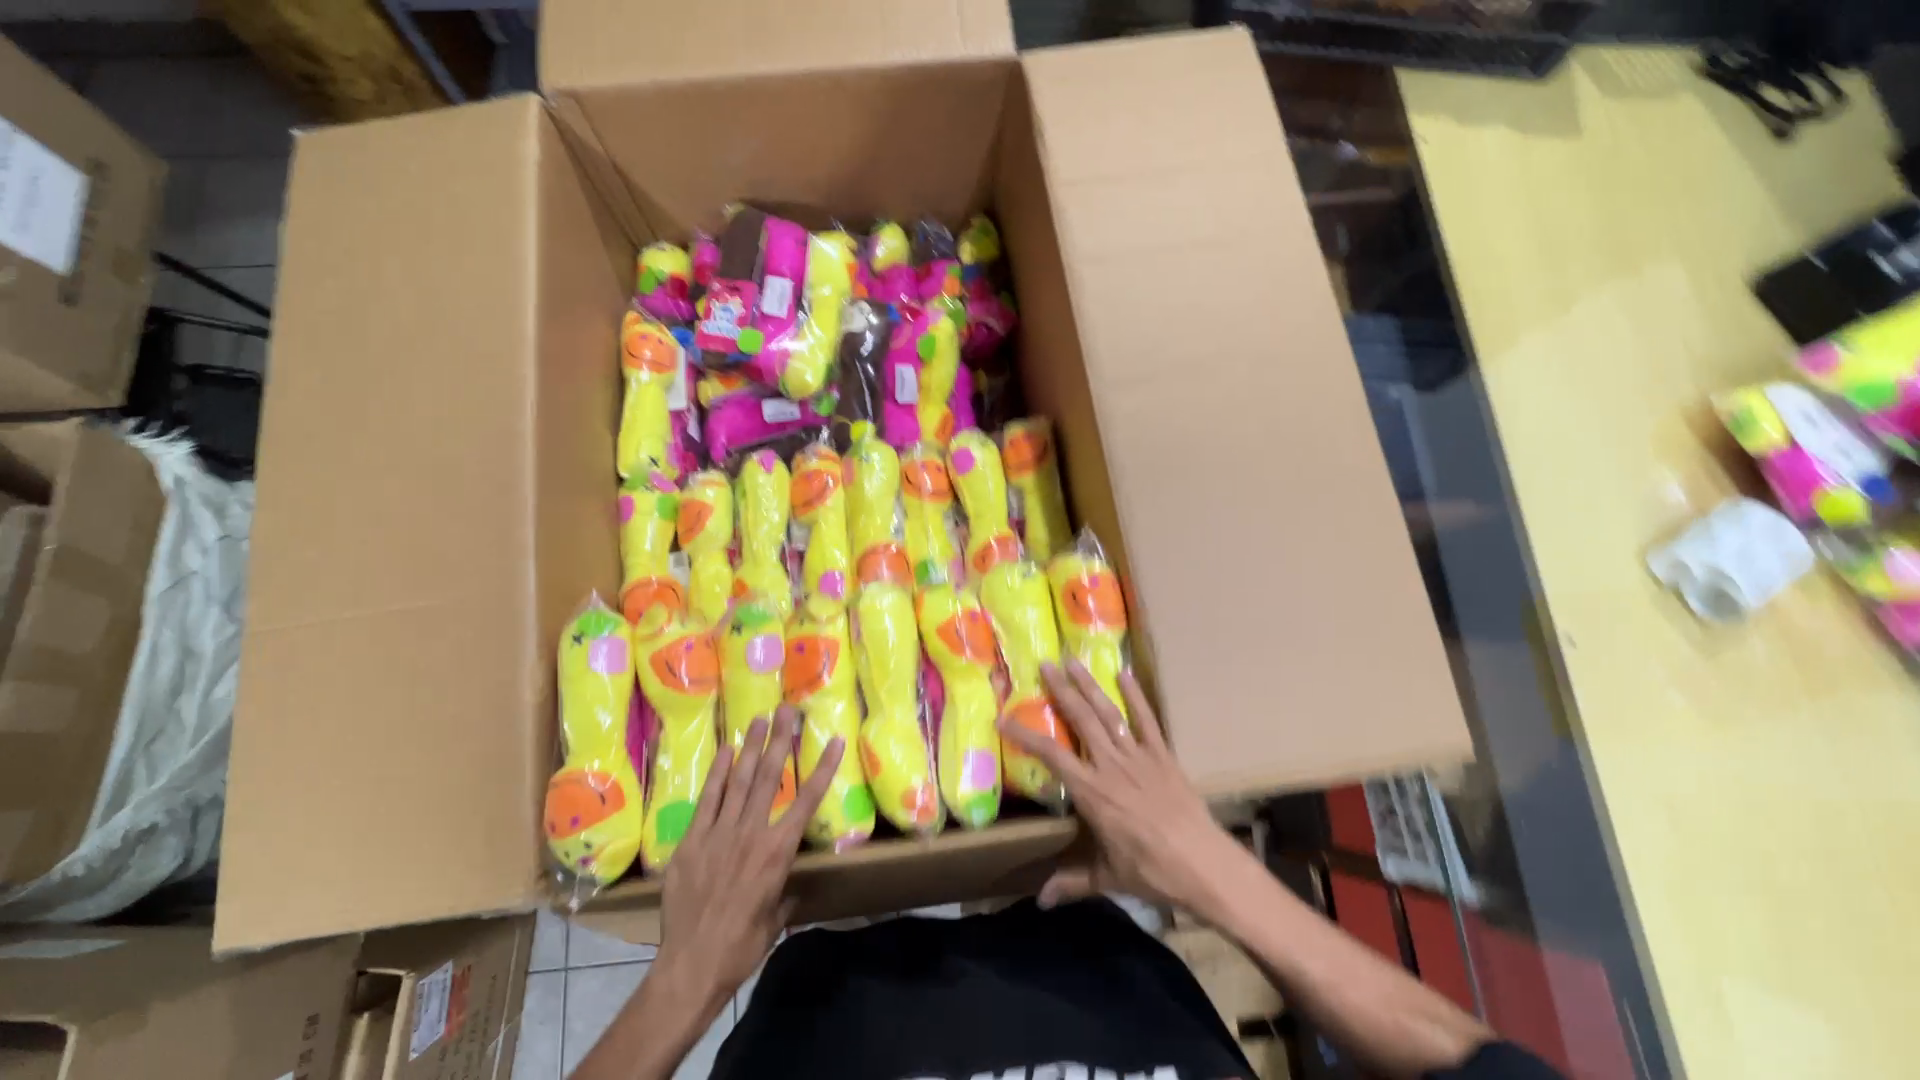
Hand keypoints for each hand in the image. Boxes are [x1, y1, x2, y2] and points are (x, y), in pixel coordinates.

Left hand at [654, 708, 841, 1005]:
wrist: (692, 963)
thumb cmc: (742, 946)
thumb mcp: (775, 919)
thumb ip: (784, 894)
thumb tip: (790, 887)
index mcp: (778, 852)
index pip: (806, 801)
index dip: (822, 769)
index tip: (833, 741)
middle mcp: (751, 833)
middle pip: (769, 779)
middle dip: (780, 741)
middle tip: (787, 711)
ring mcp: (718, 834)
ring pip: (739, 781)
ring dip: (751, 748)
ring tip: (760, 719)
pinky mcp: (691, 841)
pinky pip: (708, 800)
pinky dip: (718, 774)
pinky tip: (727, 752)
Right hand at [998, 662, 1250, 916]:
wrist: (1203, 864)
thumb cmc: (1151, 872)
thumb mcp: (1107, 877)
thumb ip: (1071, 883)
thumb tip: (1041, 901)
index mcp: (1091, 793)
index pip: (1050, 756)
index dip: (1025, 735)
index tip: (1002, 718)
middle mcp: (1111, 766)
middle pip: (1081, 720)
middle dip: (1061, 691)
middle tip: (1044, 664)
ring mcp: (1139, 757)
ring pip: (1109, 714)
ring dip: (1090, 686)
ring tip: (1073, 661)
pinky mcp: (1164, 757)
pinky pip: (1147, 721)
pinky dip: (1136, 697)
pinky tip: (1125, 674)